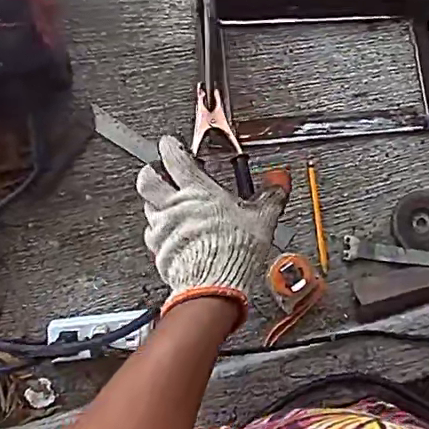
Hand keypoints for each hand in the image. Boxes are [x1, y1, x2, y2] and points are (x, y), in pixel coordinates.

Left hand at [136, 136, 287, 331]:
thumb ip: (270, 196)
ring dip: (155, 204)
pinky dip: (159, 233)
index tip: (169, 144)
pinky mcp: (159, 250)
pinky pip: (152, 236)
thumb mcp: (260, 219)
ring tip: (168, 206)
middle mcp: (175, 206)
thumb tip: (280, 182)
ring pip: (148, 208)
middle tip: (157, 171)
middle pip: (148, 179)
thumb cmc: (233, 251)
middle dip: (151, 172)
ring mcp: (163, 229)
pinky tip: (172, 236)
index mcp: (197, 191)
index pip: (174, 158)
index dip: (170, 147)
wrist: (214, 285)